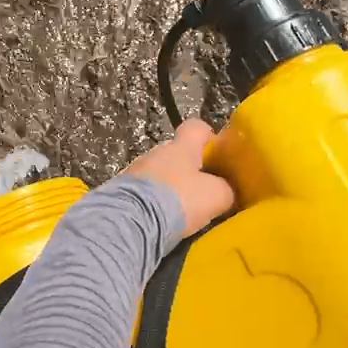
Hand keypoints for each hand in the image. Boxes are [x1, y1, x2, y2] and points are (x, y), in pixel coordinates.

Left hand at [124, 119, 235, 237]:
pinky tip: (160, 219)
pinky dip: (152, 202)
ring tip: (181, 210)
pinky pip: (143, 192)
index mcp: (181, 146)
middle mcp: (156, 152)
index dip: (209, 137)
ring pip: (159, 173)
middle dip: (189, 169)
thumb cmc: (179, 199)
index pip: (196, 127)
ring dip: (169, 187)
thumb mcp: (216, 196)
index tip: (219, 154)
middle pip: (177, 153)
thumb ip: (225, 189)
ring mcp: (135, 170)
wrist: (132, 220)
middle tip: (203, 191)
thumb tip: (226, 191)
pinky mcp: (120, 191)